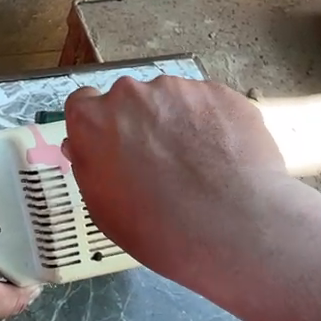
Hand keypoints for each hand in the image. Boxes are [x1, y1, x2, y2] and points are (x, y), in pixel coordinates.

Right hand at [63, 75, 320, 286]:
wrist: (237, 231)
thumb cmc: (158, 230)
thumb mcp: (103, 208)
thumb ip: (89, 166)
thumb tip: (83, 146)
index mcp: (92, 120)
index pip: (83, 104)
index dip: (99, 126)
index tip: (114, 147)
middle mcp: (129, 93)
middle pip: (128, 100)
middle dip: (139, 123)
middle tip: (160, 161)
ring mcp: (177, 89)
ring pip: (170, 100)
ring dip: (176, 122)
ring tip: (200, 163)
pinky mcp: (219, 93)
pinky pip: (207, 104)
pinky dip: (212, 124)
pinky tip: (226, 158)